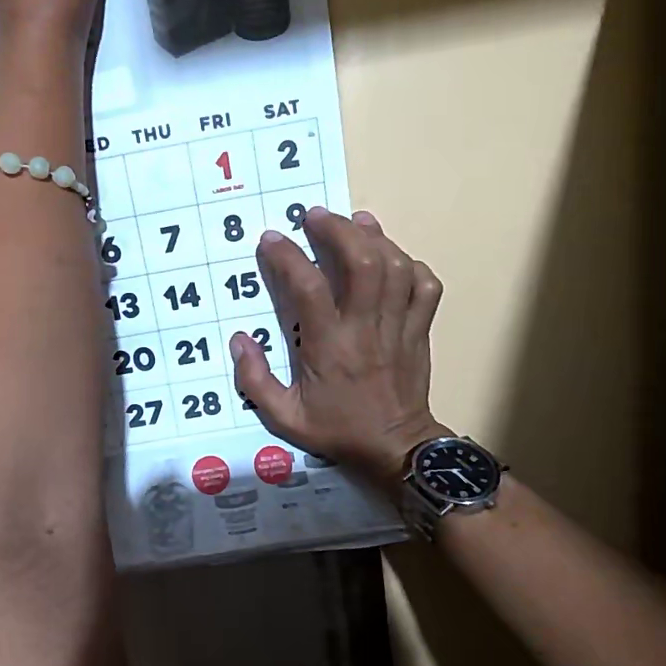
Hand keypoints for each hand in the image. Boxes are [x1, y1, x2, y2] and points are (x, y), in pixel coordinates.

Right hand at [231, 209, 452, 485]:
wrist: (396, 449)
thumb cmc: (339, 431)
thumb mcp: (286, 418)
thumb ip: (256, 381)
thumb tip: (238, 340)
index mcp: (331, 346)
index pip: (310, 288)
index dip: (289, 257)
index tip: (272, 238)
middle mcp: (366, 328)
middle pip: (363, 263)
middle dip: (339, 230)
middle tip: (317, 216)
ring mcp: (399, 327)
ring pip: (396, 268)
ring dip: (376, 238)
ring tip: (357, 221)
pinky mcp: (420, 331)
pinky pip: (427, 289)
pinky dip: (413, 267)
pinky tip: (395, 260)